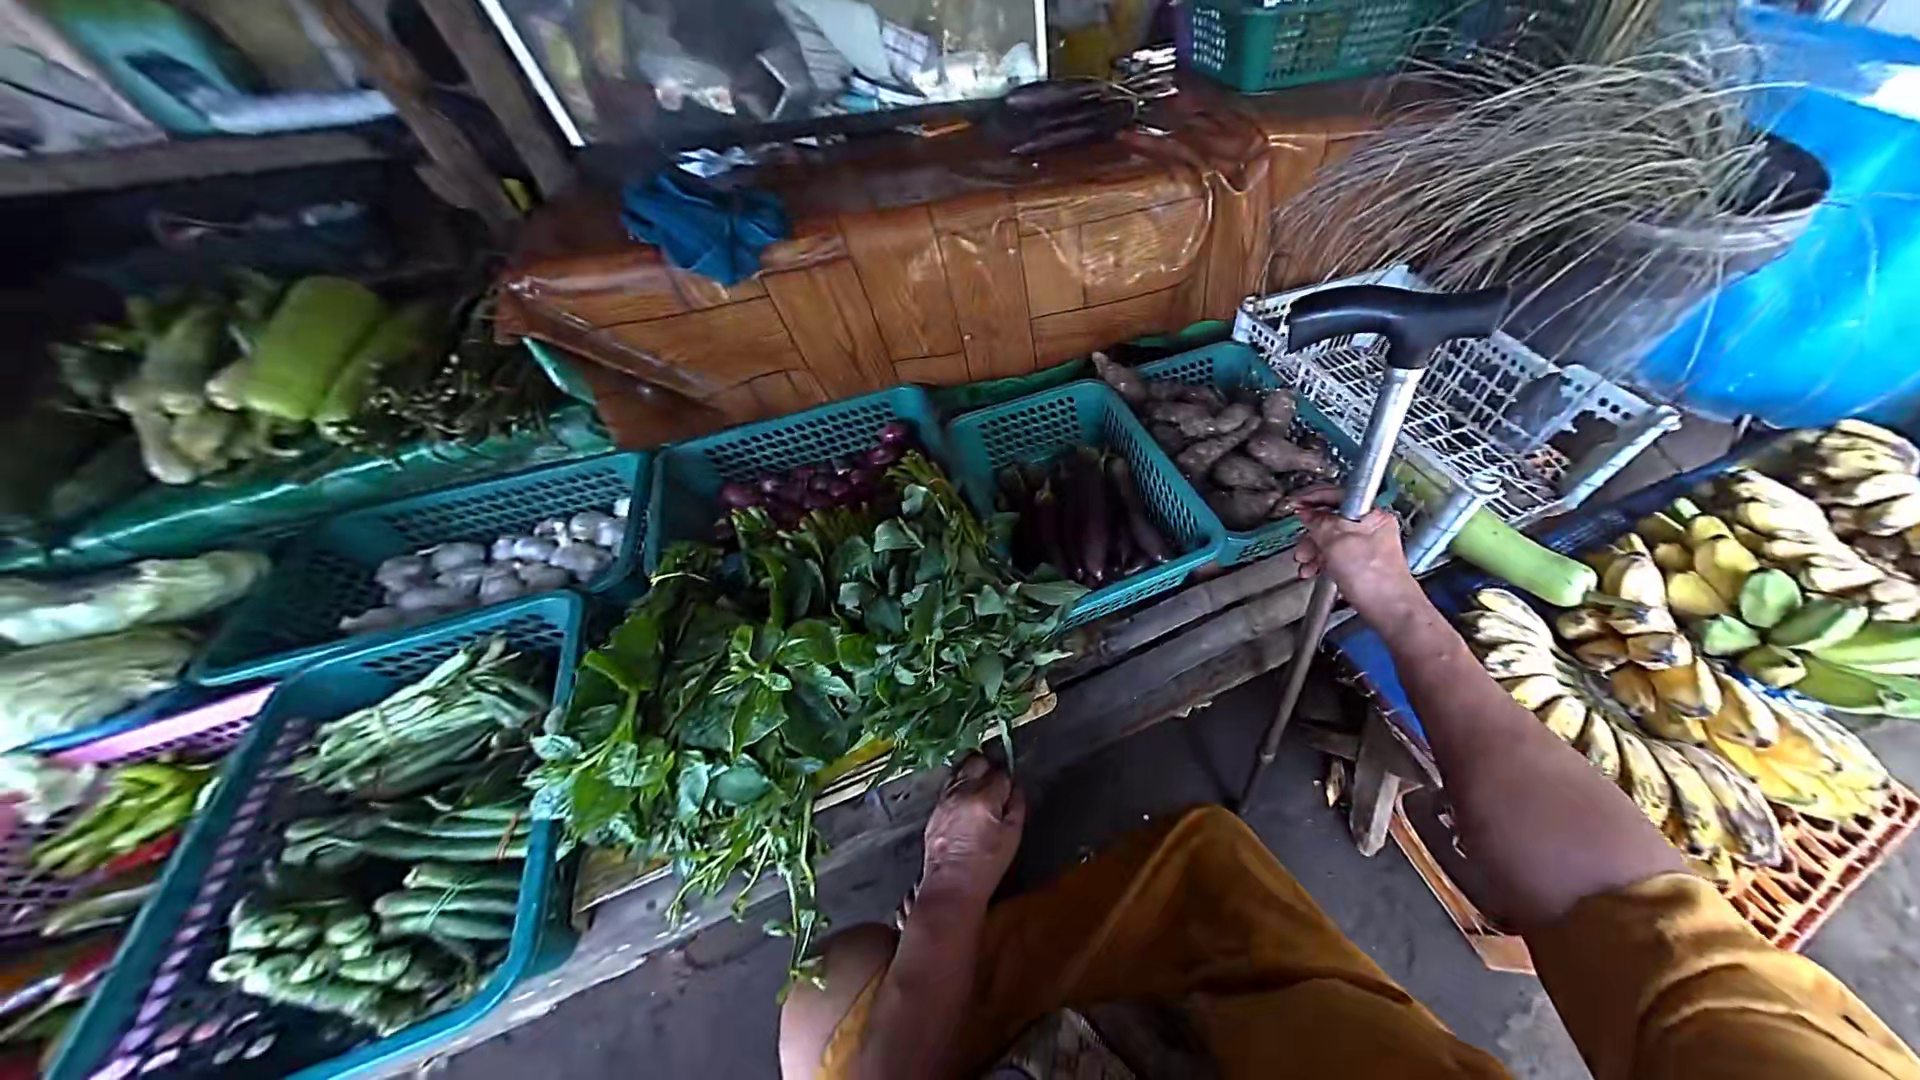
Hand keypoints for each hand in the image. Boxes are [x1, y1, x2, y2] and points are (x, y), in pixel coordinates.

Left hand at [915, 755, 1025, 911]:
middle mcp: (962, 791)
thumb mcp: (1012, 836)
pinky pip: (949, 785)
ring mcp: (946, 797)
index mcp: (984, 797)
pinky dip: (959, 784)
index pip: (999, 772)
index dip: (1007, 777)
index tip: (1009, 785)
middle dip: (988, 766)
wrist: (951, 884)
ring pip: (961, 769)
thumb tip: (1016, 787)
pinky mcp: (936, 806)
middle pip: (977, 761)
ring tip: (980, 785)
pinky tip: (965, 795)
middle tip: (996, 780)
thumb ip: (1016, 806)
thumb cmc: (987, 865)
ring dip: (972, 772)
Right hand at [1290, 485, 1422, 624]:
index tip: (1296, 503)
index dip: (1314, 499)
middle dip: (1311, 535)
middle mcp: (1370, 528)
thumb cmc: (1374, 578)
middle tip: (1302, 545)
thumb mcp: (1337, 543)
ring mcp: (1365, 546)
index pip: (1337, 497)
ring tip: (1306, 563)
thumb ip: (1319, 523)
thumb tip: (1307, 512)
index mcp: (1371, 516)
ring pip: (1328, 540)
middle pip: (1329, 521)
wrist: (1389, 610)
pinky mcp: (1360, 563)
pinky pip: (1333, 555)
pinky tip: (1314, 570)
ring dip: (1313, 551)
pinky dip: (1320, 562)